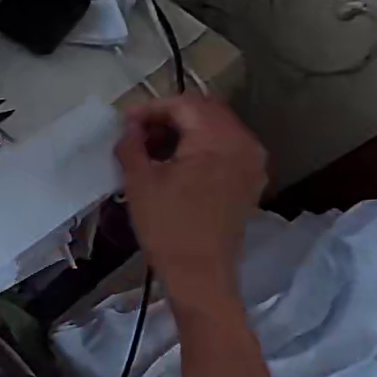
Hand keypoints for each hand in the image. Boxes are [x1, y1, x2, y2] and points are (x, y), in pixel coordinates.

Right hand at [115, 94, 267, 309]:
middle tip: (136, 133)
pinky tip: (174, 165)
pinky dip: (199, 147)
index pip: (185, 104)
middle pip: (205, 112)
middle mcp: (244, 143)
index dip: (151, 108)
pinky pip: (224, 148)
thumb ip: (132, 145)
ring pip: (216, 129)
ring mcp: (252, 162)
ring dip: (184, 132)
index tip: (124, 123)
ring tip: (152, 150)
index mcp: (218, 140)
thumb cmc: (166, 225)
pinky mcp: (249, 180)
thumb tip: (130, 127)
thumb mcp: (138, 182)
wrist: (199, 271)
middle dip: (169, 117)